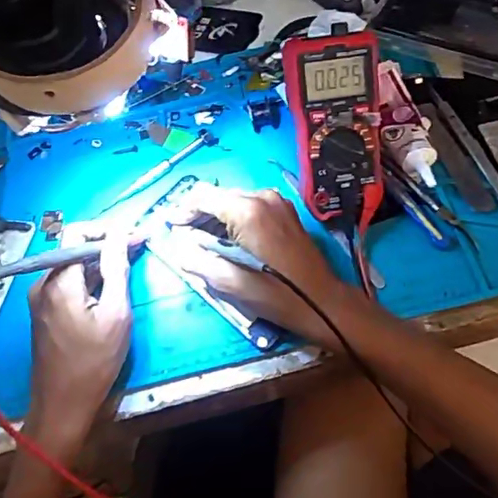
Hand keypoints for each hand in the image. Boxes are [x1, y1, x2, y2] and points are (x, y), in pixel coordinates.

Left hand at [25, 236, 131, 461]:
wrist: (61, 407)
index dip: (108, 229)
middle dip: (105, 244)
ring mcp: (40, 297)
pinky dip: (88, 279)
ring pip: (71, 265)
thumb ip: (116, 269)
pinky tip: (108, 288)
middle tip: (135, 249)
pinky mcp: (43, 311)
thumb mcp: (116, 314)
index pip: (78, 232)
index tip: (135, 236)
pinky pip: (66, 282)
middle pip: (74, 247)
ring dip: (98, 262)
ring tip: (126, 267)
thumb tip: (119, 234)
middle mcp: (42, 282)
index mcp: (58, 280)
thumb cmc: (93, 363)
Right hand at [166, 184, 367, 347]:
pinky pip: (250, 204)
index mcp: (247, 211)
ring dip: (216, 215)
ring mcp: (276, 201)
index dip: (183, 211)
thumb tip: (180, 248)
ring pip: (233, 198)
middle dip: (198, 213)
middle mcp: (261, 197)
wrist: (325, 302)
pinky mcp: (285, 210)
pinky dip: (234, 216)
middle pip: (217, 195)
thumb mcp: (232, 284)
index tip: (171, 227)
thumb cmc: (278, 295)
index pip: (202, 197)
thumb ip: (200, 261)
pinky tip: (230, 237)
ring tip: (205, 239)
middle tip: (185, 236)